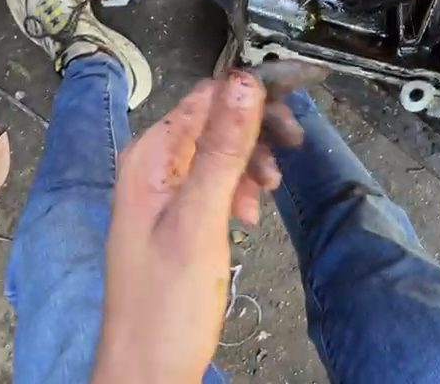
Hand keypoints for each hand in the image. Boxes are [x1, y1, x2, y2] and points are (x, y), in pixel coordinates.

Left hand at [93, 72, 276, 383]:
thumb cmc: (166, 304)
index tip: (291, 106)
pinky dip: (240, 187)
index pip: (207, 97)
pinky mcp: (178, 212)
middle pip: (216, 120)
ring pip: (220, 149)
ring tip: (268, 193)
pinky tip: (250, 211)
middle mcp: (153, 162)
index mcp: (150, 154)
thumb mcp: (201, 220)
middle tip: (291, 147)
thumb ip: (223, 150)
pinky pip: (215, 179)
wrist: (147, 375)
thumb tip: (245, 83)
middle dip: (256, 131)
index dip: (251, 96)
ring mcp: (164, 188)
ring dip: (251, 162)